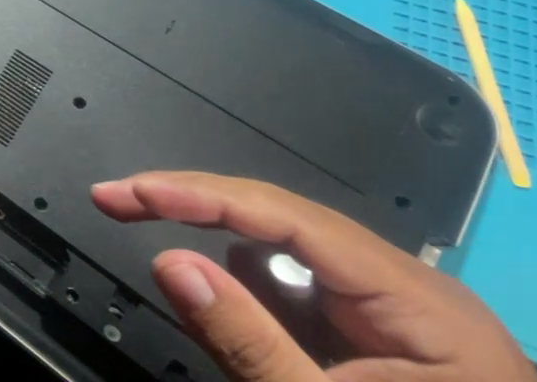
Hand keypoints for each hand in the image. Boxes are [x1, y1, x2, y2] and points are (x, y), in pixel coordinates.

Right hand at [92, 172, 534, 381]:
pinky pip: (300, 290)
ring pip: (285, 255)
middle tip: (116, 202)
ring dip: (232, 270)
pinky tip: (262, 342)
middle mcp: (411, 290)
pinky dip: (259, 300)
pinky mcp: (382, 333)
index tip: (126, 193)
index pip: (288, 216)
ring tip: (221, 326)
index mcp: (421, 303)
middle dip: (197, 212)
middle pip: (281, 221)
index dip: (199, 193)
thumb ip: (250, 344)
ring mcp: (399, 310)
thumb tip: (168, 261)